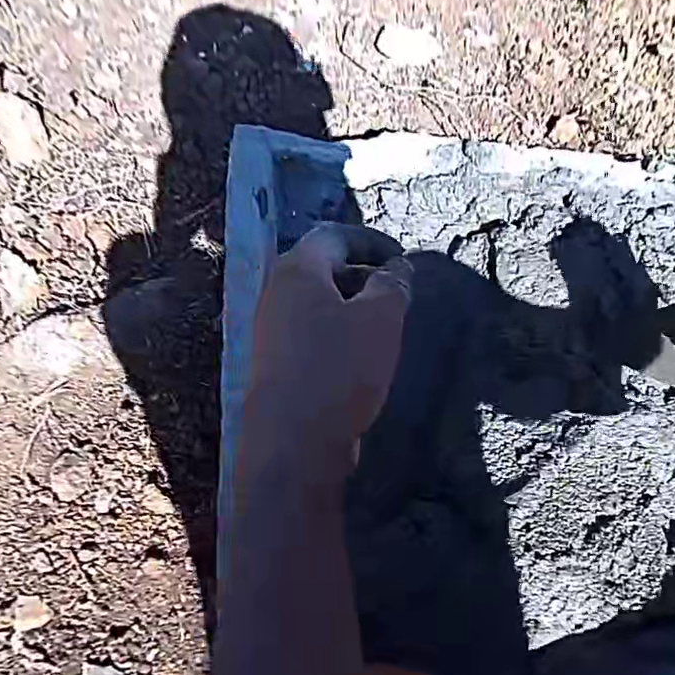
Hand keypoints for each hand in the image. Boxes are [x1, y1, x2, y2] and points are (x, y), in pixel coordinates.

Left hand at [243, 223, 412, 471]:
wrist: (294, 438)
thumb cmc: (340, 368)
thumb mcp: (381, 318)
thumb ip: (393, 285)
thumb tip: (397, 269)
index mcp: (297, 270)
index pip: (335, 236)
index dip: (373, 242)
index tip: (403, 261)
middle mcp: (276, 295)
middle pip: (324, 271)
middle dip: (364, 277)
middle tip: (397, 296)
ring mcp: (271, 333)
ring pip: (319, 307)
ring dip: (353, 311)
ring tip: (384, 330)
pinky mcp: (276, 367)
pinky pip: (312, 338)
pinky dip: (339, 338)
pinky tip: (360, 361)